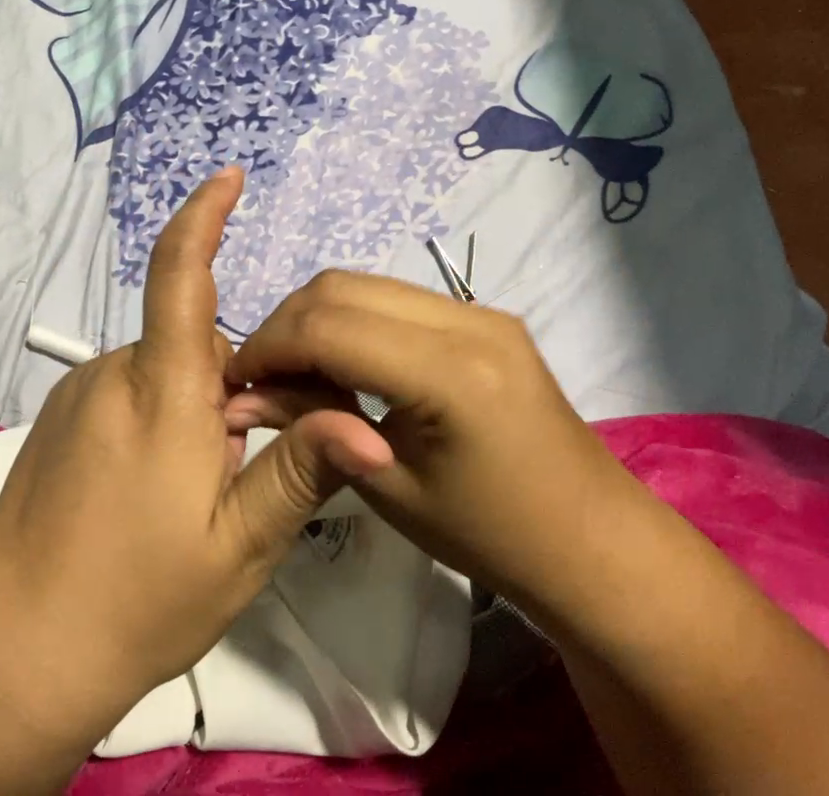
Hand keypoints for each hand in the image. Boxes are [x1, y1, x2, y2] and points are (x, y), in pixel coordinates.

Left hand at [0, 169, 390, 759]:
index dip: (203, 217)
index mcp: (162, 394)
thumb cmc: (139, 600)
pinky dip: (153, 421)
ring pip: (158, 375)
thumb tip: (373, 427)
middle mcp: (111, 377)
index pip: (182, 277)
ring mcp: (75, 398)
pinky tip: (146, 495)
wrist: (19, 646)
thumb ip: (300, 472)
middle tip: (245, 467)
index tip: (227, 177)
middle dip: (230, 382)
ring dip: (190, 409)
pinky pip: (122, 396)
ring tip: (191, 497)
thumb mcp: (239, 547)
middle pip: (189, 343)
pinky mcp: (55, 423)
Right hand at [222, 269, 639, 609]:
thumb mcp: (387, 484)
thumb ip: (310, 425)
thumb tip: (237, 397)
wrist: (594, 544)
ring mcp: (481, 312)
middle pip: (339, 288)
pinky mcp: (484, 319)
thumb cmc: (490, 535)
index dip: (267, 347)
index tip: (234, 383)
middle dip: (284, 326)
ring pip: (363, 284)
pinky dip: (349, 321)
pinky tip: (338, 364)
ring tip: (291, 372)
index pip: (326, 327)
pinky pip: (393, 299)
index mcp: (449, 372)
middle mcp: (468, 321)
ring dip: (314, 319)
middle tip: (257, 378)